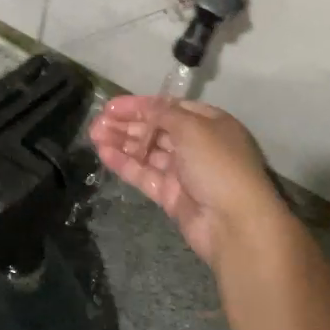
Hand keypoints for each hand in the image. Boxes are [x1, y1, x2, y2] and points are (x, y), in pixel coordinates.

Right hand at [89, 97, 288, 268]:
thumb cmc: (218, 164)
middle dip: (127, 124)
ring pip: (147, 152)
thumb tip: (146, 106)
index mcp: (209, 123)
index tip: (111, 107)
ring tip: (94, 135)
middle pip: (156, 130)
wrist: (235, 224)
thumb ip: (164, 114)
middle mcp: (197, 145)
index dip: (140, 106)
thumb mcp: (192, 127)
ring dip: (122, 142)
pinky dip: (125, 163)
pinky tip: (104, 154)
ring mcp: (184, 172)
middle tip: (97, 123)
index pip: (169, 108)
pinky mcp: (171, 196)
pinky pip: (145, 174)